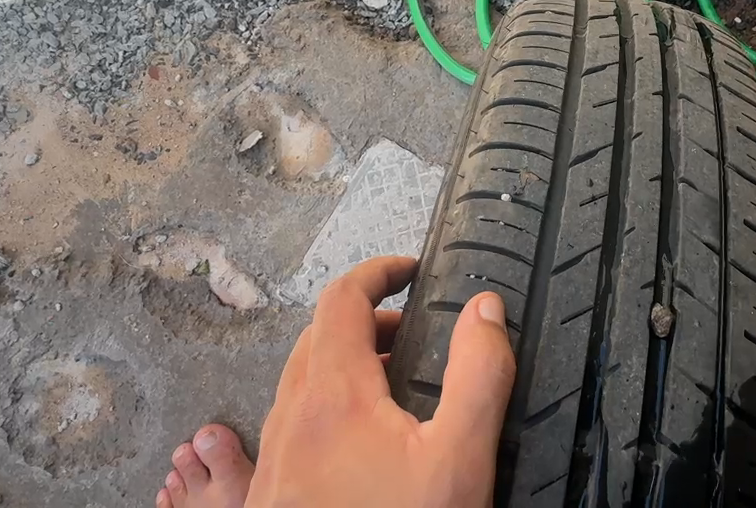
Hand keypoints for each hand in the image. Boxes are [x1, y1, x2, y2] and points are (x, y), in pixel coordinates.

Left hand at [247, 255, 515, 506]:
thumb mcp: (460, 459)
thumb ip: (480, 373)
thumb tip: (485, 307)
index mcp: (332, 397)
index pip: (342, 299)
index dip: (378, 271)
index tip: (413, 271)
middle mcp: (290, 422)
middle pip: (318, 336)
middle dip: (367, 317)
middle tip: (414, 332)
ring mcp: (273, 465)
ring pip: (300, 382)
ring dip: (345, 360)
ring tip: (394, 383)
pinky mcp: (270, 500)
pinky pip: (292, 424)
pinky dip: (328, 402)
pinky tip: (363, 444)